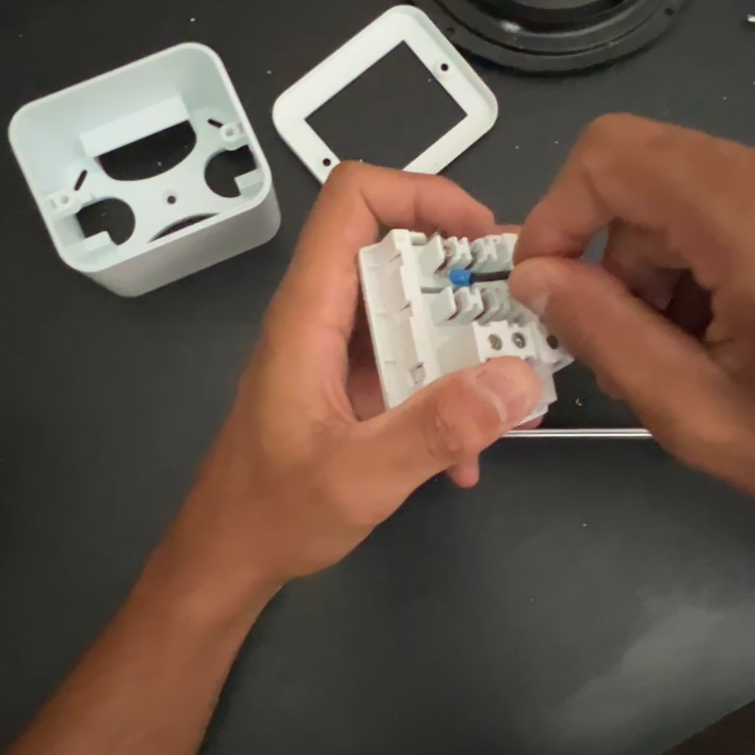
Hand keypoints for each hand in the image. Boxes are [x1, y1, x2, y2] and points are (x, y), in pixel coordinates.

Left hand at [162, 163, 545, 590]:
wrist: (228, 559)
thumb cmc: (272, 515)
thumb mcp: (359, 476)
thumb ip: (437, 429)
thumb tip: (516, 381)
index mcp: (309, 315)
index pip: (353, 201)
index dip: (421, 194)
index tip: (482, 237)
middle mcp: (324, 323)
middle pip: (395, 254)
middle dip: (465, 274)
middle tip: (526, 307)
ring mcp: (337, 359)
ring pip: (410, 315)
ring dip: (466, 341)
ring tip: (518, 380)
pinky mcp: (350, 394)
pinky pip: (409, 370)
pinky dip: (447, 395)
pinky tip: (469, 455)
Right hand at [510, 112, 754, 594]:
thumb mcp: (702, 417)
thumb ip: (605, 335)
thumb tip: (537, 276)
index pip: (612, 157)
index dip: (558, 215)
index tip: (550, 284)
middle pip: (658, 183)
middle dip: (630, 265)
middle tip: (653, 349)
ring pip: (703, 190)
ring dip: (680, 265)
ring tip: (717, 346)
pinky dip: (730, 249)